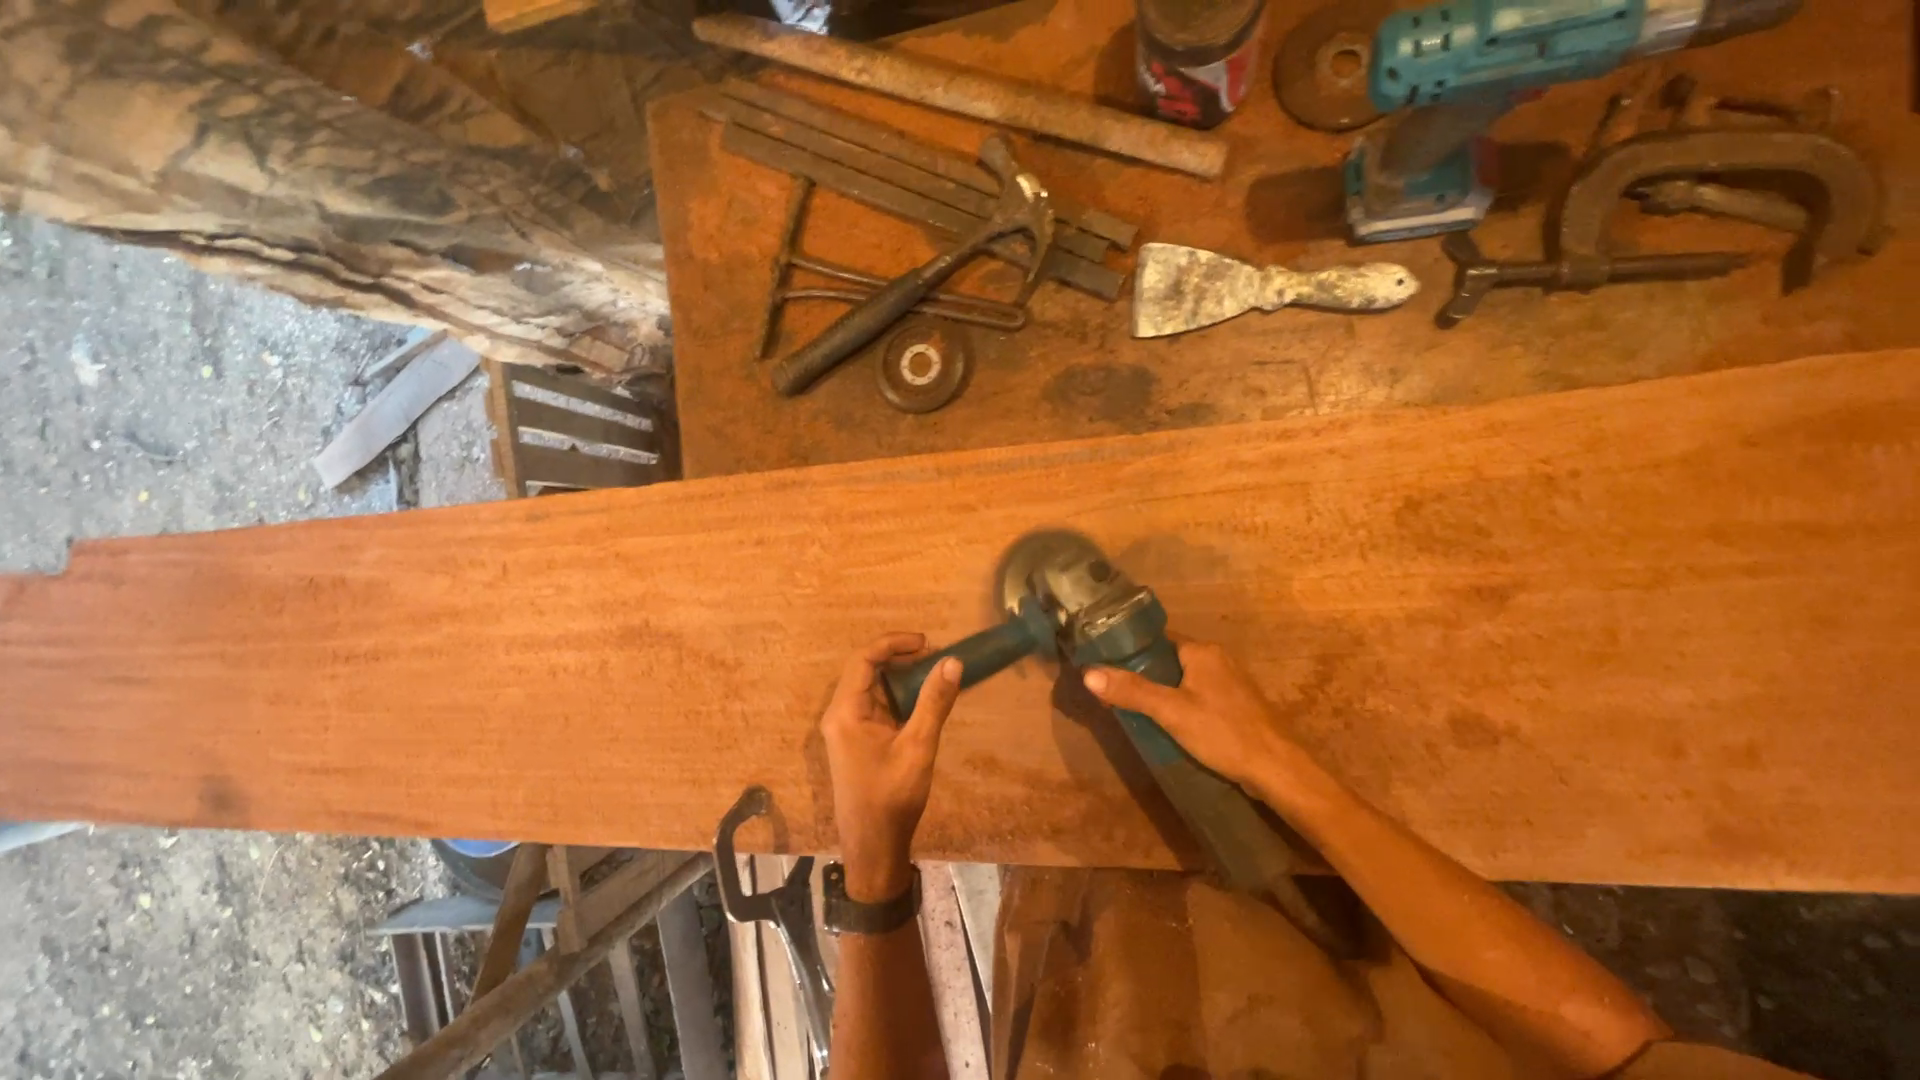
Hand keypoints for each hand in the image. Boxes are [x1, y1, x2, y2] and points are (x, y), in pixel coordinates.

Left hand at [820, 633, 963, 901]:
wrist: (873, 848)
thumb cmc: (892, 796)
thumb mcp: (918, 747)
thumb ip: (934, 702)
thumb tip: (952, 661)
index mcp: (845, 712)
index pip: (864, 660)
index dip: (894, 643)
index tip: (926, 642)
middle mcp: (840, 715)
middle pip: (865, 670)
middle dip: (899, 657)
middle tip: (934, 655)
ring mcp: (846, 730)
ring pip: (871, 689)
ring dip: (899, 676)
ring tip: (932, 672)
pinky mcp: (856, 743)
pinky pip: (875, 707)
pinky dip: (897, 697)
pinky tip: (921, 701)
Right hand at [1081, 638, 1293, 789]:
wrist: (1278, 770)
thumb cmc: (1223, 733)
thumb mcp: (1171, 712)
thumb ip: (1131, 691)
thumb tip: (1088, 673)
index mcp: (1202, 651)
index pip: (1157, 640)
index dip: (1130, 652)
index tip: (1106, 668)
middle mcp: (1218, 659)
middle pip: (1169, 661)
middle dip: (1144, 677)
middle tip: (1116, 696)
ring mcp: (1231, 683)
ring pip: (1185, 680)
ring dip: (1164, 693)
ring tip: (1137, 712)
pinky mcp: (1238, 706)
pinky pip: (1200, 696)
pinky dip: (1183, 705)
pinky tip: (1172, 726)